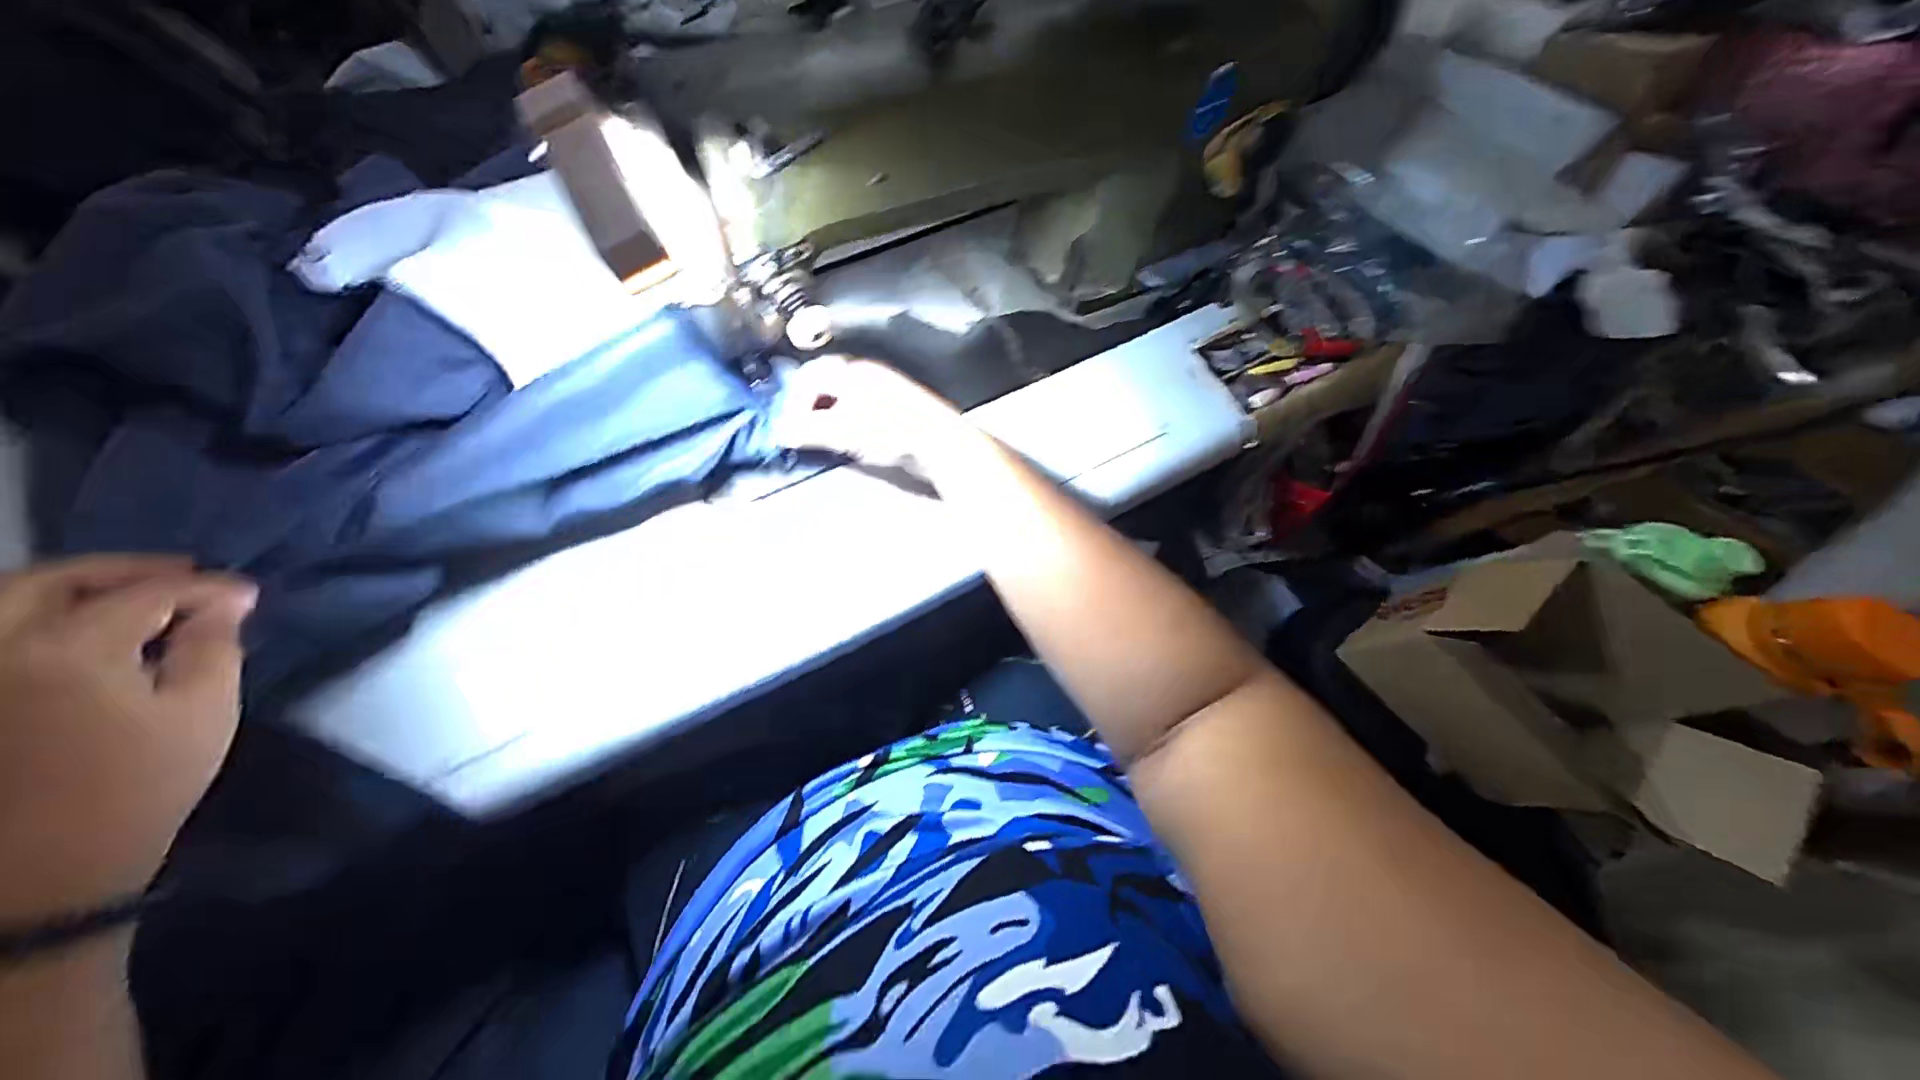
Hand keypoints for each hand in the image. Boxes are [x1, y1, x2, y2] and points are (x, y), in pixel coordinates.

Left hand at [0, 557, 256, 920]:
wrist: (45, 870)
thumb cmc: (139, 787)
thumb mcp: (203, 713)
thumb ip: (214, 646)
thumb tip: (228, 600)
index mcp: (64, 651)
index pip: (146, 595)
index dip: (204, 588)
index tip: (248, 593)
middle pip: (50, 581)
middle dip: (124, 571)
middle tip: (186, 575)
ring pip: (3, 602)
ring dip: (70, 588)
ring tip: (131, 596)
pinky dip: (33, 617)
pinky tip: (77, 625)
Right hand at [772, 356, 973, 476]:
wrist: (939, 444)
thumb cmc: (890, 431)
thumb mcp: (842, 430)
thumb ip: (808, 430)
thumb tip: (781, 433)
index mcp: (853, 371)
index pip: (809, 376)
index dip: (793, 401)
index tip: (787, 426)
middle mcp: (866, 376)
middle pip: (824, 386)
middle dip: (807, 408)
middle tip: (798, 432)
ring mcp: (882, 392)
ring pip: (841, 399)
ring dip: (825, 417)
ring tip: (819, 439)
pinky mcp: (893, 412)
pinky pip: (858, 412)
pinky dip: (844, 424)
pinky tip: (847, 441)